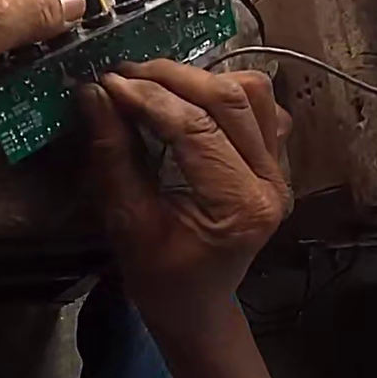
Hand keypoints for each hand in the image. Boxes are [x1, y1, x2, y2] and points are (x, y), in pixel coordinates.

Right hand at [79, 60, 292, 341]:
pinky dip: (224, 92)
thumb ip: (114, 155)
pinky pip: (261, 106)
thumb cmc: (161, 278)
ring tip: (153, 84)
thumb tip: (95, 93)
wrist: (197, 302)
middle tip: (125, 75)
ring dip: (201, 79)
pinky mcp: (277, 160)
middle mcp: (272, 182)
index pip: (197, 129)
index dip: (149, 98)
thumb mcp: (128, 223)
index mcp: (240, 207)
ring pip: (253, 93)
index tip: (107, 83)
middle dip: (173, 78)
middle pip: (233, 100)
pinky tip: (189, 100)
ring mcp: (281, 169)